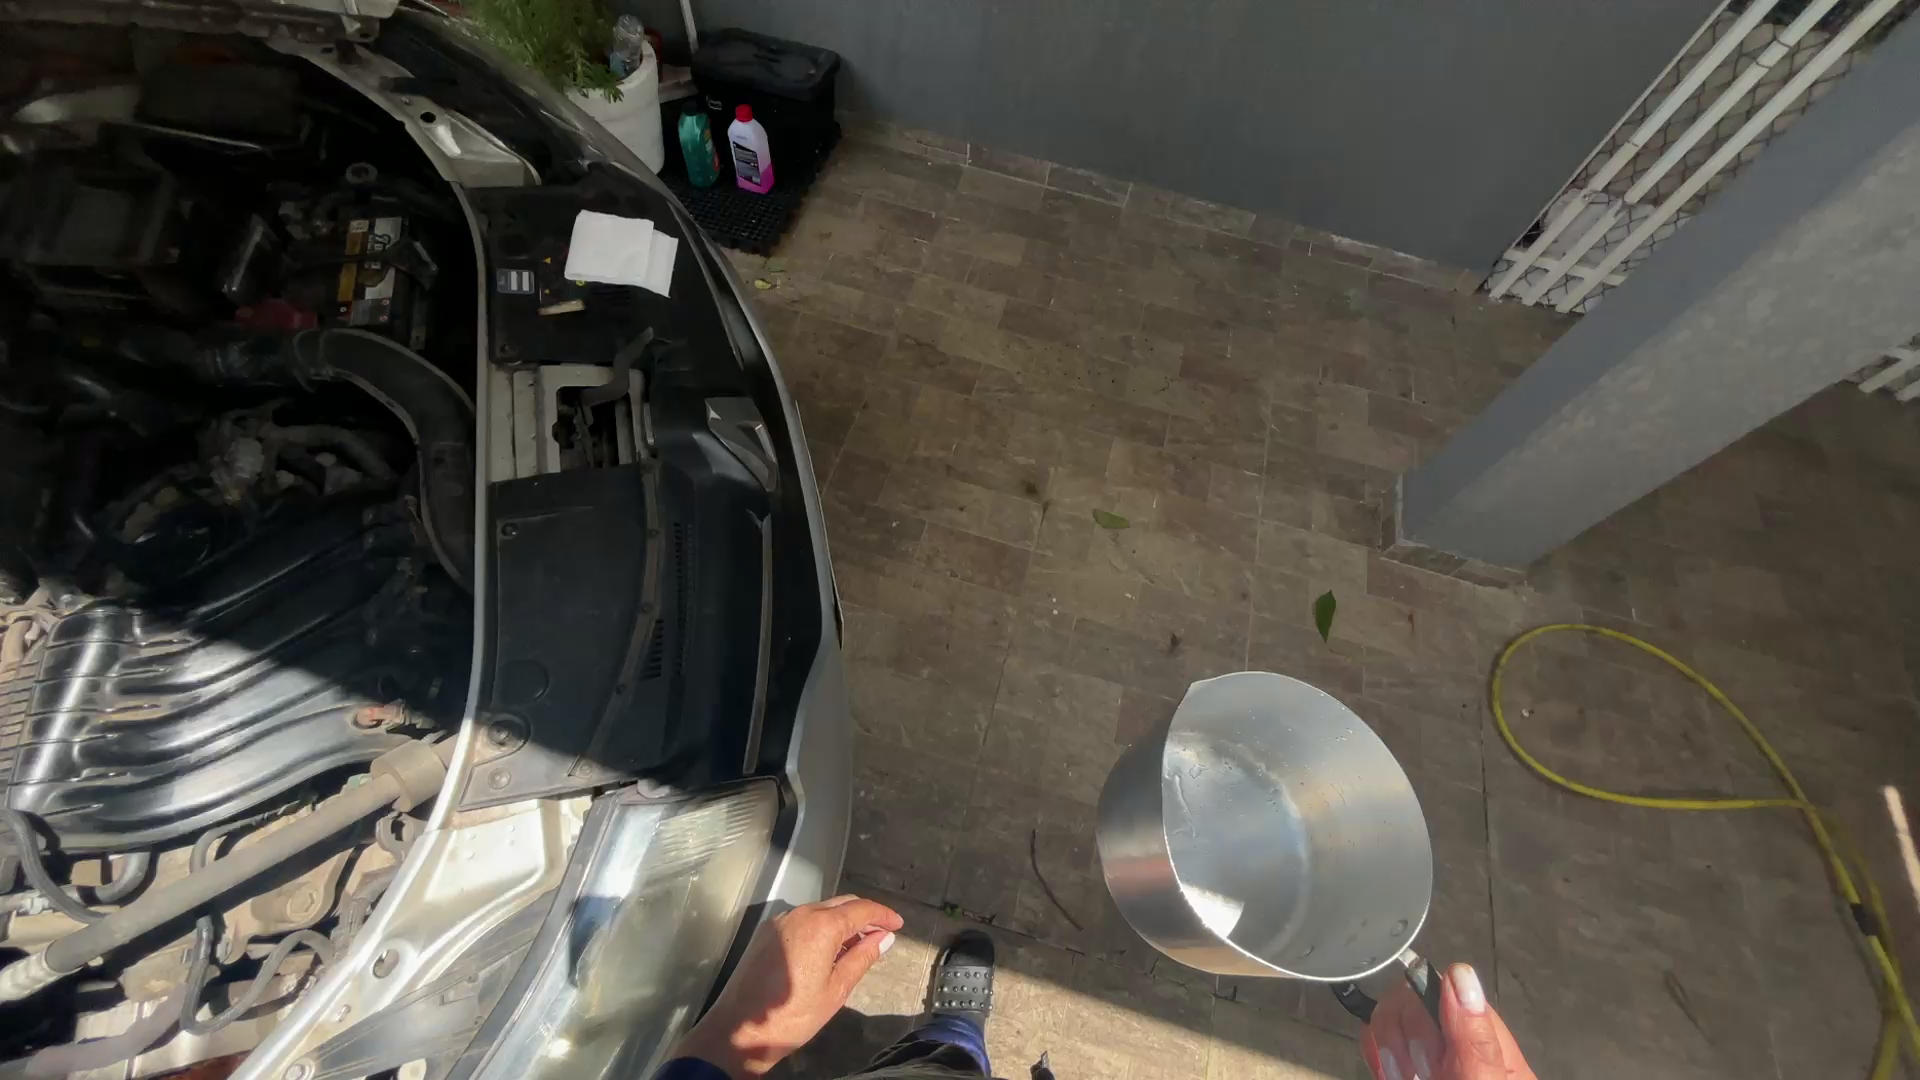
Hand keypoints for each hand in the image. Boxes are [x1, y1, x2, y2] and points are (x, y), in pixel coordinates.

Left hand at [671, 894, 904, 1077]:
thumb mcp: (836, 991)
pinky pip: (803, 920)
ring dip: (842, 921)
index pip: (862, 909)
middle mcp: (802, 913)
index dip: (883, 915)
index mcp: (822, 925)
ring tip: (856, 944)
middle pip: (842, 903)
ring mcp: (782, 920)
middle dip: (864, 915)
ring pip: (821, 910)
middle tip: (882, 933)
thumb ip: (862, 957)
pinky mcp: (767, 931)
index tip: (898, 925)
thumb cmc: (792, 1016)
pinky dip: (821, 927)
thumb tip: (885, 937)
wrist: (737, 1033)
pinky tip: (826, 949)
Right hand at [1361, 964, 1535, 1079]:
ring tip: (1402, 1077)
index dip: (1425, 1011)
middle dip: (1403, 1035)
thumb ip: (1473, 1039)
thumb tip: (1461, 972)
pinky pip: (1377, 1031)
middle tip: (1414, 1074)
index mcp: (1494, 1045)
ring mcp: (1434, 1053)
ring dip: (1385, 1045)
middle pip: (1412, 996)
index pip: (1447, 988)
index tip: (1428, 1057)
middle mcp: (1463, 1043)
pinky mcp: (1406, 1060)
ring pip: (1390, 1011)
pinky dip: (1374, 1050)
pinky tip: (1387, 1073)